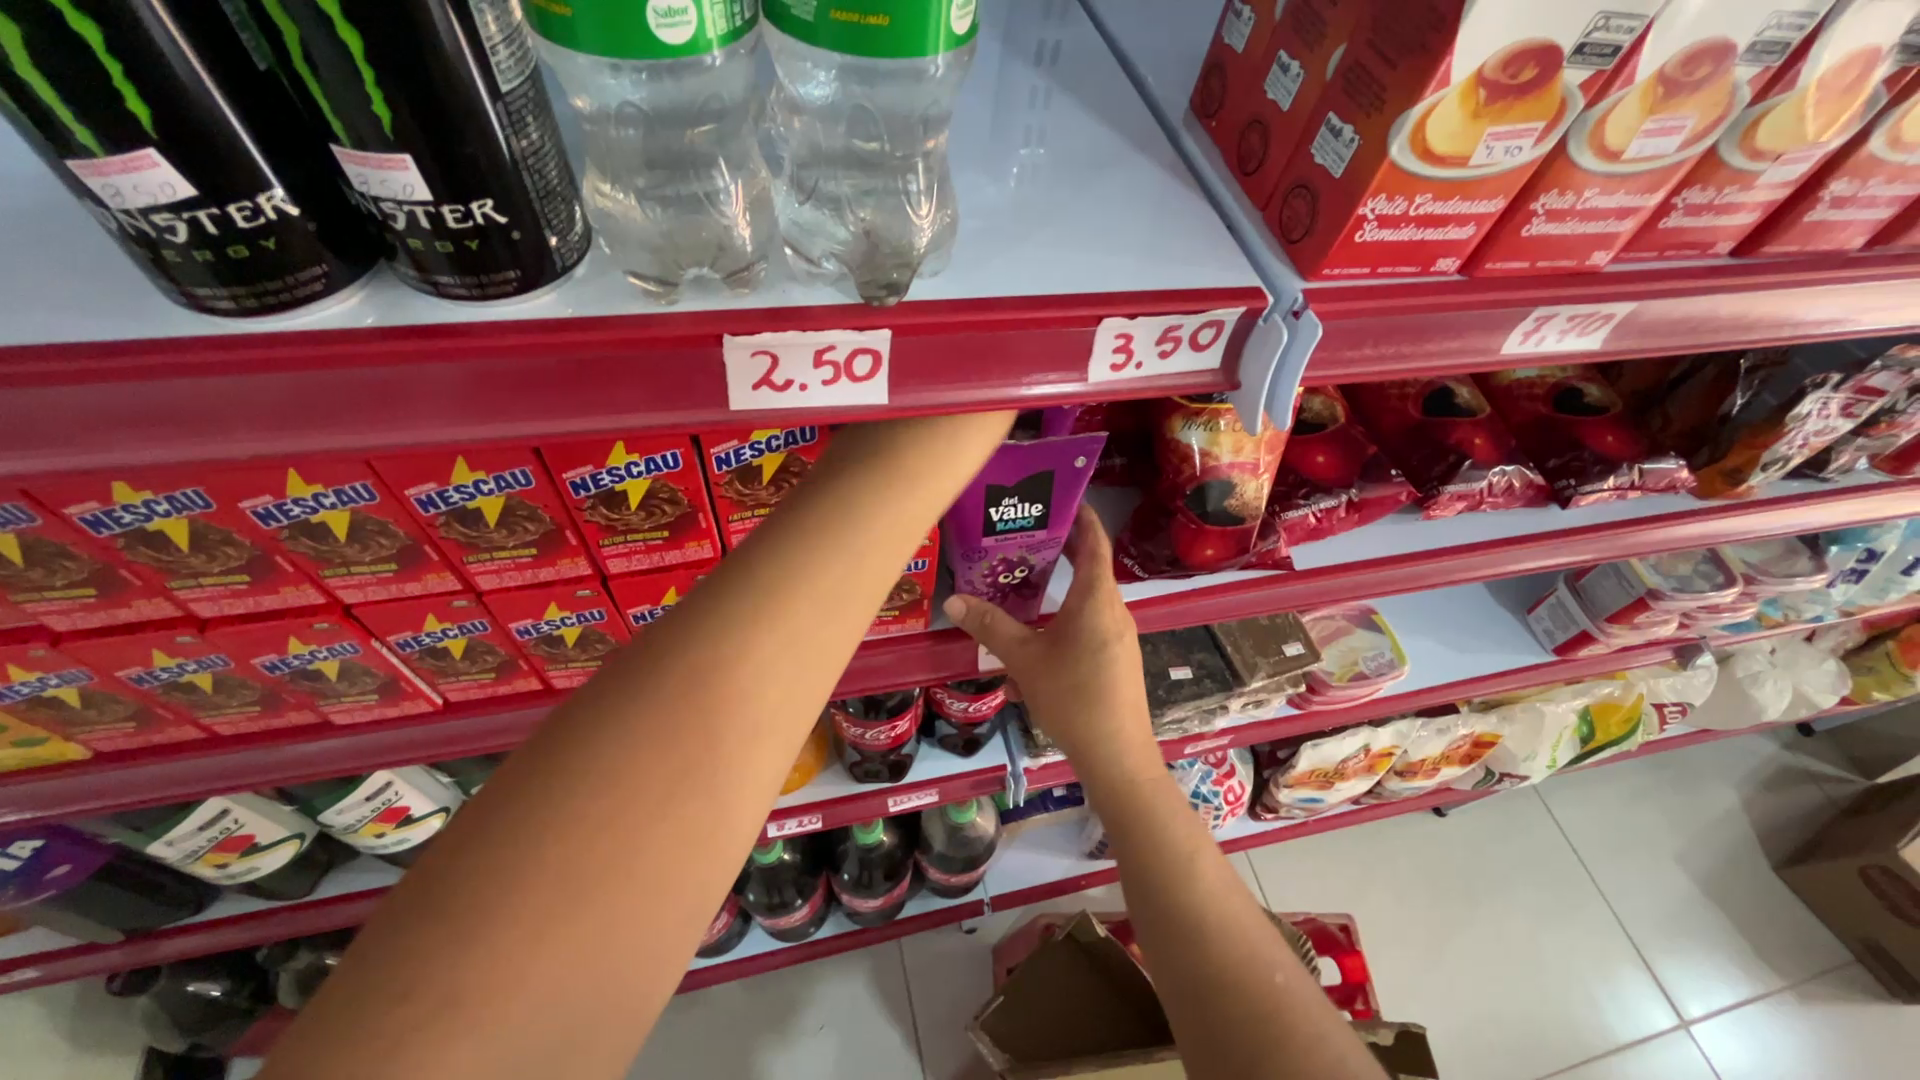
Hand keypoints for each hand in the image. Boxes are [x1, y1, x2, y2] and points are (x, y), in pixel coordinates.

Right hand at [941, 505, 1156, 769]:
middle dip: (1059, 548)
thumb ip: (990, 626)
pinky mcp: (1116, 658)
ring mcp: (1118, 635)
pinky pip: (1089, 623)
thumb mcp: (1024, 659)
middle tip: (1023, 535)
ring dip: (1058, 586)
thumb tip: (953, 600)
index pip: (1094, 540)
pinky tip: (1035, 638)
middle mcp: (1113, 609)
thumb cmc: (1072, 697)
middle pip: (1090, 566)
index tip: (1057, 496)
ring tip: (1021, 581)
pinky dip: (1064, 615)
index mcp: (1096, 597)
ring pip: (1087, 598)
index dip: (1080, 514)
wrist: (1117, 754)